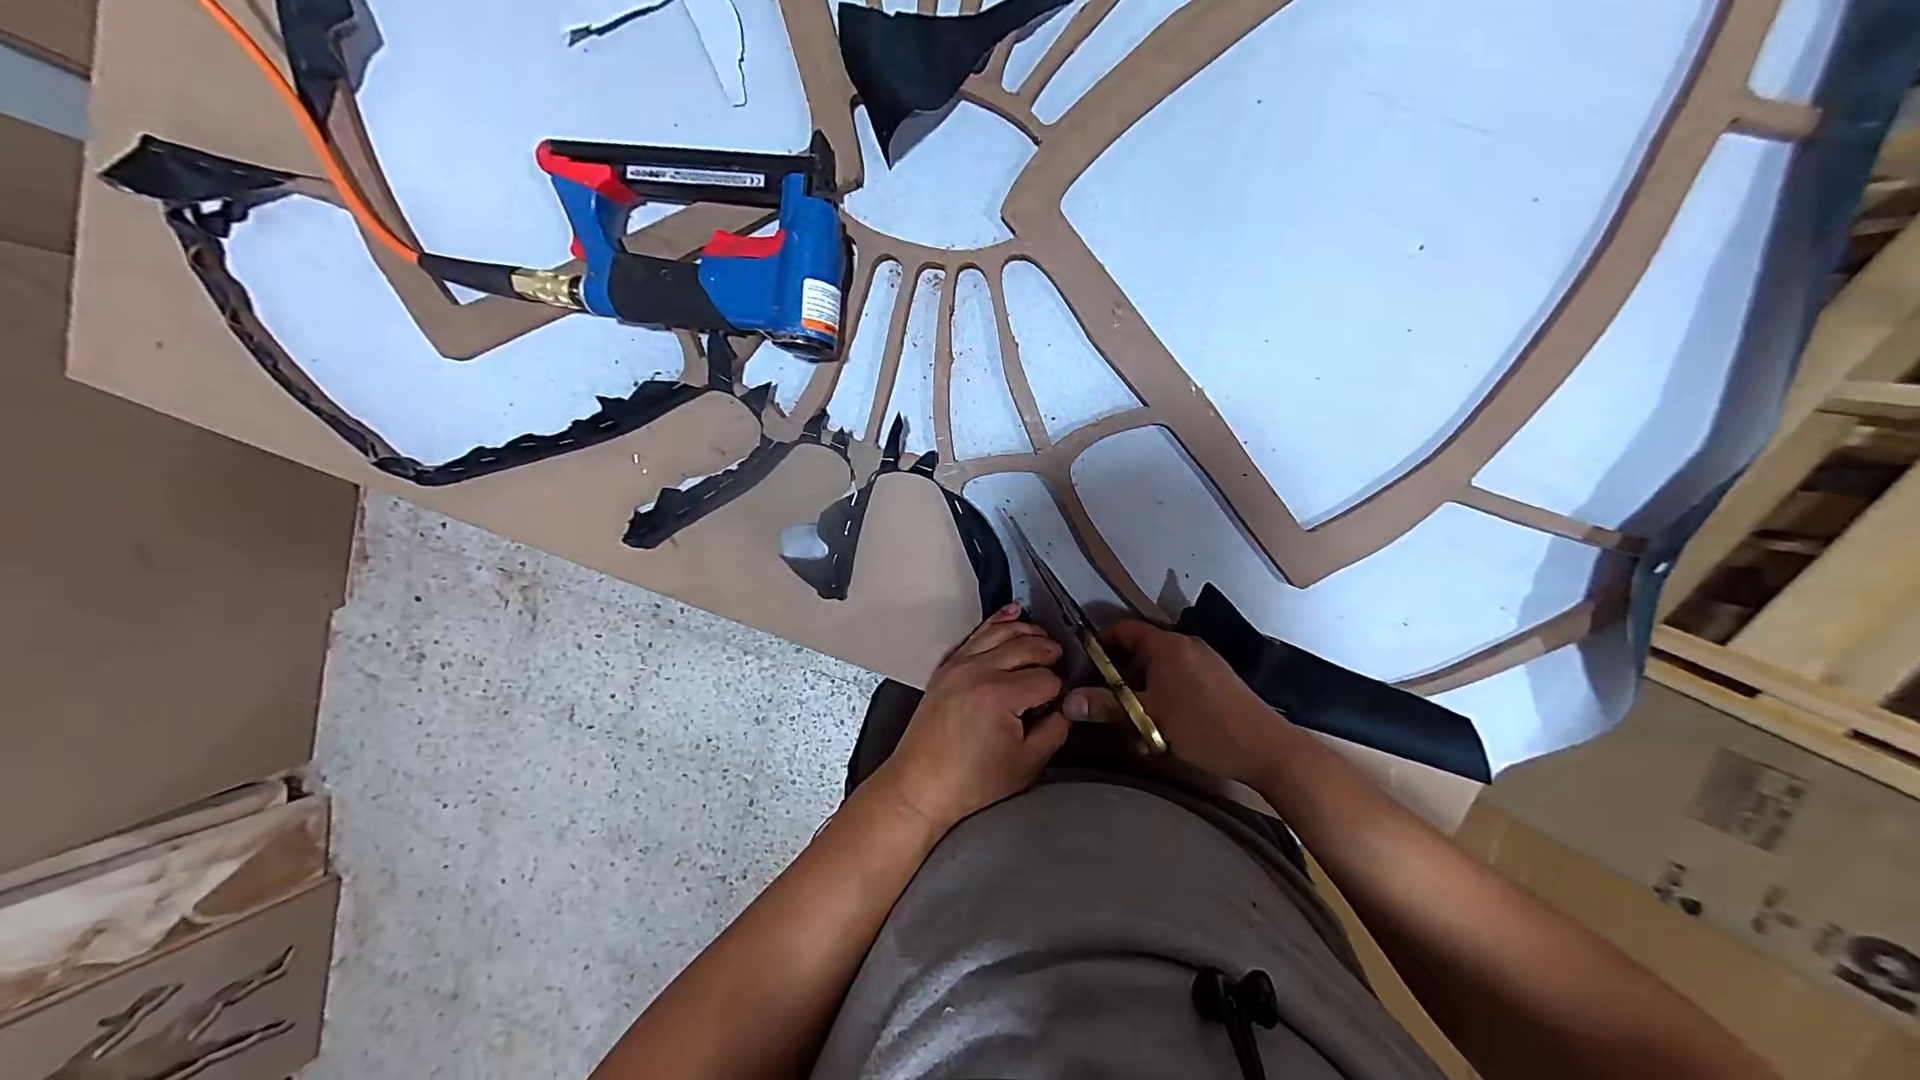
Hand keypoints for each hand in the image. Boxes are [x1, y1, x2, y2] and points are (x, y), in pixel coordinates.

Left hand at [867, 604, 1071, 829]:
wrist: (920, 786)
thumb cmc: (967, 781)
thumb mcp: (1026, 764)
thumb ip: (1054, 732)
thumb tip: (1065, 710)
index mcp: (1000, 695)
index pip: (1046, 679)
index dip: (1058, 691)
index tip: (1059, 703)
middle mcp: (978, 672)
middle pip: (1026, 646)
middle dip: (1049, 652)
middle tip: (1060, 660)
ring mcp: (959, 666)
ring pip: (1001, 632)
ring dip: (1026, 630)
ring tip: (1043, 637)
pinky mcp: (946, 669)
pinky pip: (976, 635)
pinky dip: (995, 623)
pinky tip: (1009, 616)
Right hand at [1064, 619, 1288, 787]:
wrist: (1267, 750)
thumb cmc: (1203, 728)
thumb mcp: (1147, 719)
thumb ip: (1106, 706)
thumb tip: (1067, 701)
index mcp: (1168, 646)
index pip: (1125, 629)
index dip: (1101, 643)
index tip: (1086, 665)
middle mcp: (1187, 646)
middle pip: (1140, 651)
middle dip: (1120, 677)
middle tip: (1105, 701)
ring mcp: (1205, 663)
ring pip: (1159, 670)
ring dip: (1141, 692)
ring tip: (1132, 722)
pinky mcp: (1218, 681)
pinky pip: (1178, 680)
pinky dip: (1163, 697)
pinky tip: (1161, 728)